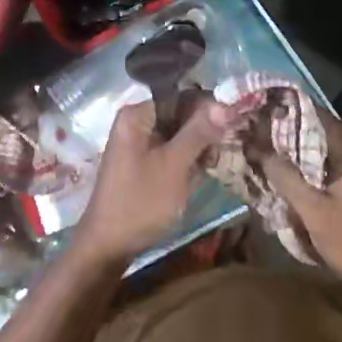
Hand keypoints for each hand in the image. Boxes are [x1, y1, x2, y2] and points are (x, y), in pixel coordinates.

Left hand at [77, 100, 232, 262]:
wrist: (108, 245)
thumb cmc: (141, 201)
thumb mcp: (174, 166)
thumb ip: (198, 133)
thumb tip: (225, 104)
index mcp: (137, 114)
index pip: (181, 96)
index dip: (208, 107)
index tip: (234, 123)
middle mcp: (135, 122)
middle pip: (180, 114)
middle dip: (204, 129)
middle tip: (226, 148)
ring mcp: (138, 143)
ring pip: (178, 134)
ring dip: (198, 147)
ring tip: (214, 163)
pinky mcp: (142, 162)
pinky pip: (170, 150)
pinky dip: (186, 159)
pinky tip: (200, 173)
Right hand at [256, 120, 341, 302]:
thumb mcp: (314, 212)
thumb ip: (285, 176)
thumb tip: (255, 146)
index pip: (312, 113)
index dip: (281, 110)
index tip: (253, 113)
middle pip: (315, 132)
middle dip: (283, 135)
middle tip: (250, 139)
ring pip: (320, 153)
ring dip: (294, 157)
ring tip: (262, 159)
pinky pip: (328, 170)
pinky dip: (307, 172)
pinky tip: (287, 183)